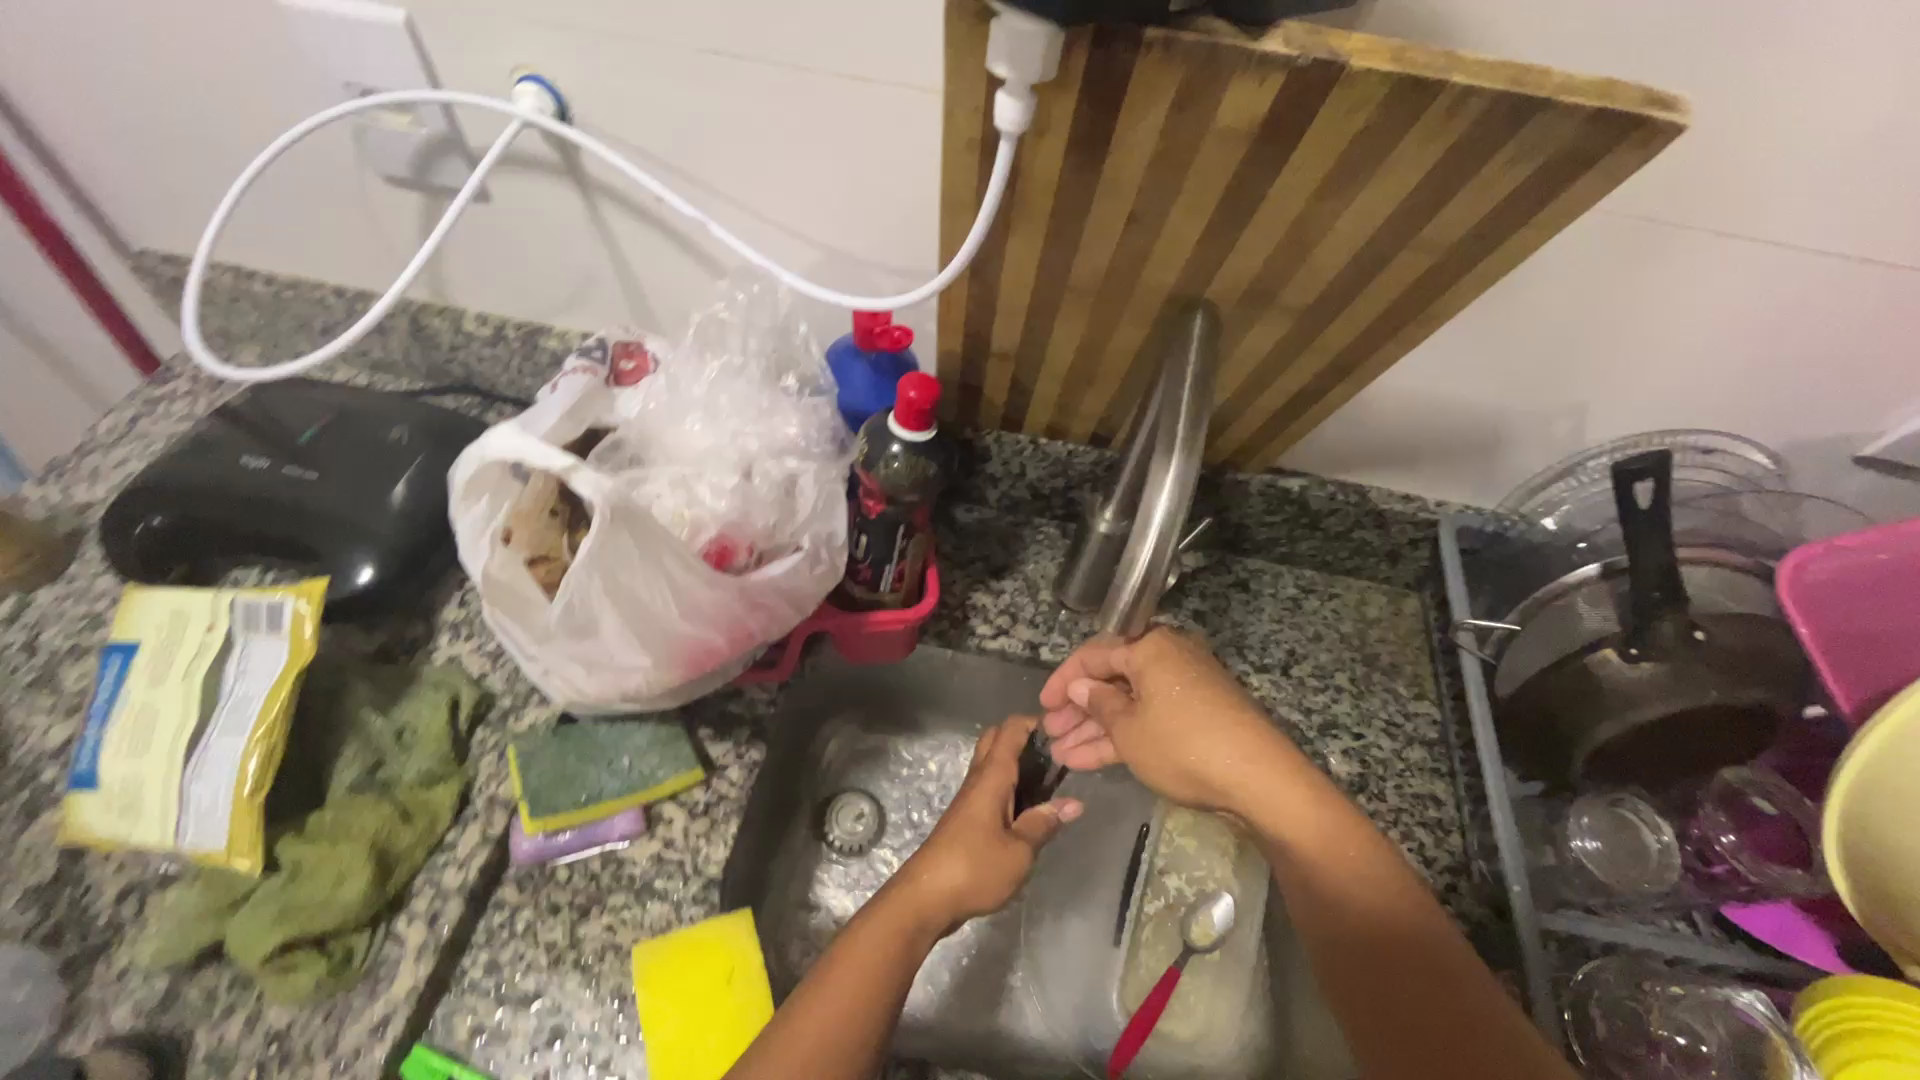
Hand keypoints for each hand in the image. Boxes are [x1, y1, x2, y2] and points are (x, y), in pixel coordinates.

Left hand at [888, 715, 1082, 933]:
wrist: (925, 898)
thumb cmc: (974, 868)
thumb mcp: (1019, 851)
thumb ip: (1044, 823)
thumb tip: (1074, 803)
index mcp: (992, 777)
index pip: (1011, 729)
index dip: (1036, 722)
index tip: (1065, 732)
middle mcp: (978, 779)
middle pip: (997, 739)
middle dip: (1026, 739)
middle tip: (1057, 757)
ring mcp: (970, 799)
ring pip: (993, 765)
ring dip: (1019, 765)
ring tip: (1052, 782)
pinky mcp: (967, 819)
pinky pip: (991, 789)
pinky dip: (1011, 788)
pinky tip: (1030, 810)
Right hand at [1038, 627, 1299, 814]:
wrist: (1259, 779)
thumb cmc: (1183, 745)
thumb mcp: (1129, 729)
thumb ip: (1098, 704)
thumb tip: (1081, 687)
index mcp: (1150, 647)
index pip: (1094, 654)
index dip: (1063, 680)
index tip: (1042, 705)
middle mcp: (1168, 658)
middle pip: (1112, 679)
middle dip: (1078, 710)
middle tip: (1051, 733)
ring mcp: (1184, 689)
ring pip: (1129, 704)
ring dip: (1094, 729)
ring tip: (1061, 754)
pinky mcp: (1197, 717)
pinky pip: (1149, 719)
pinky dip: (1122, 737)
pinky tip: (1088, 760)